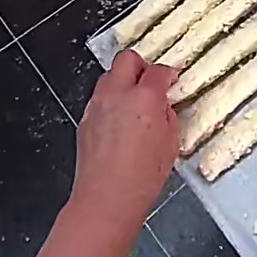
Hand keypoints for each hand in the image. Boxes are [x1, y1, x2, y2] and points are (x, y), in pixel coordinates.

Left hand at [72, 50, 179, 226]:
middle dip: (141, 65)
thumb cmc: (141, 178)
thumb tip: (161, 105)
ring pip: (109, 76)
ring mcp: (98, 103)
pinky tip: (119, 122)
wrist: (106, 198)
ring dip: (123, 81)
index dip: (167, 73)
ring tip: (133, 103)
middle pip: (127, 58)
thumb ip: (167, 115)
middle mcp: (118, 93)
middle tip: (149, 81)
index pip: (158, 70)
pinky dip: (110, 101)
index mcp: (144, 98)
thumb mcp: (170, 144)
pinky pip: (99, 97)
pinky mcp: (85, 117)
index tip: (170, 78)